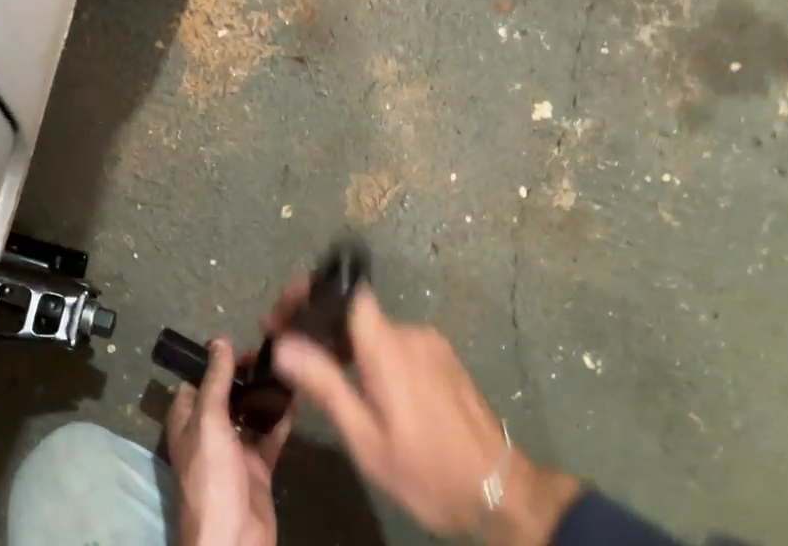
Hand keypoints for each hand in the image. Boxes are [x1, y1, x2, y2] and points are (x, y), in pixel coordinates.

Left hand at [165, 337, 288, 545]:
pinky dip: (281, 420)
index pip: (199, 379)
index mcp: (187, 418)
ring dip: (266, 395)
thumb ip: (215, 381)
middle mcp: (208, 431)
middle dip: (246, 375)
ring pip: (250, 414)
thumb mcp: (209, 421)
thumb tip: (218, 340)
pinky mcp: (257, 468)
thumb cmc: (211, 475)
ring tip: (289, 368)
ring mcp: (234, 451)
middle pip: (227, 395)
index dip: (216, 360)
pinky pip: (269, 437)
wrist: (232, 539)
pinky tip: (298, 399)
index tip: (242, 341)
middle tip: (274, 353)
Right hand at [272, 287, 580, 545]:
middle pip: (356, 313)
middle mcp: (411, 334)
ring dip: (347, 344)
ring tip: (322, 371)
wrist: (504, 495)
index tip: (284, 311)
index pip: (348, 292)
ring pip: (376, 333)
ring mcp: (432, 346)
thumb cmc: (428, 470)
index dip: (313, 292)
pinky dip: (373, 356)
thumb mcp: (366, 438)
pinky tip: (362, 384)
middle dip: (321, 327)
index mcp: (388, 347)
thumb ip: (326, 385)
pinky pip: (397, 346)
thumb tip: (282, 344)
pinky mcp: (445, 361)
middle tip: (289, 350)